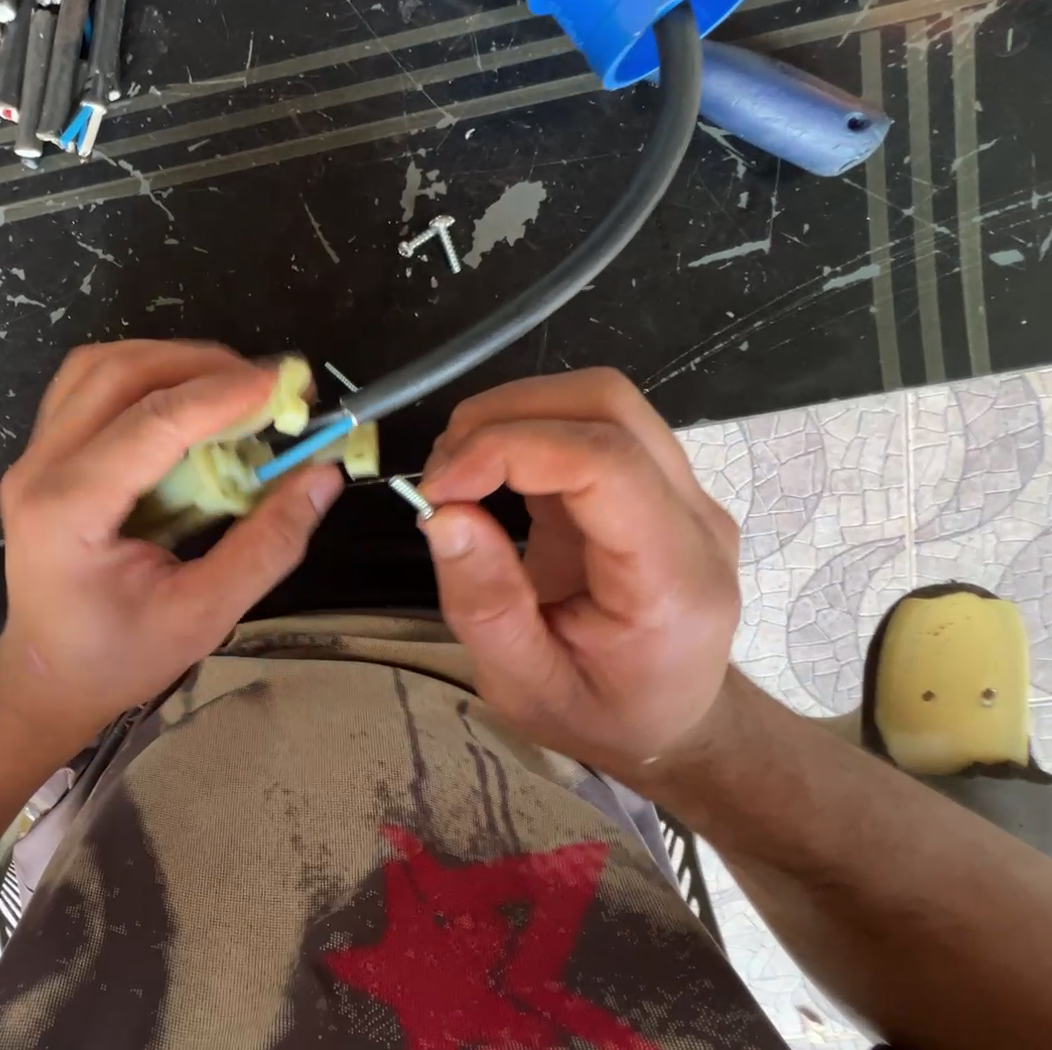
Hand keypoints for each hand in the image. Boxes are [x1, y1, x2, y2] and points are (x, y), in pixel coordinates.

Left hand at [0, 341, 344, 743]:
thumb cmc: (117, 657)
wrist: (48, 677)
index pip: (150, 422)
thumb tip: (321, 476)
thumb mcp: (202, 616)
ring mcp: (31, 460)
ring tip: (228, 386)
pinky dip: (140, 378)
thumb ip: (265, 546)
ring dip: (167, 361)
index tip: (285, 384)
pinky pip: (85, 389)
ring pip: (95, 369)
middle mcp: (38, 471)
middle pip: (116, 374)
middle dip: (198, 364)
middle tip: (264, 384)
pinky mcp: (40, 460)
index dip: (222, 394)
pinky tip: (182, 402)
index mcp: (68, 510)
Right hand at [418, 368, 740, 777]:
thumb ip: (483, 602)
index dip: (506, 451)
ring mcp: (679, 491)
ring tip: (456, 472)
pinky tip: (484, 473)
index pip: (603, 462)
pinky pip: (587, 423)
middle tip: (440, 473)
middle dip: (502, 417)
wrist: (672, 724)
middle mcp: (692, 515)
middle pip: (605, 405)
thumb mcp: (521, 682)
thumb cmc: (597, 712)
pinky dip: (520, 430)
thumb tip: (440, 513)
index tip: (434, 490)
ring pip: (598, 401)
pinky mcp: (650, 482)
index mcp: (671, 577)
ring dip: (508, 417)